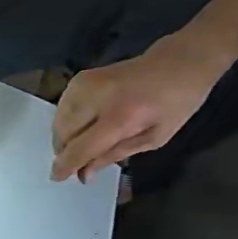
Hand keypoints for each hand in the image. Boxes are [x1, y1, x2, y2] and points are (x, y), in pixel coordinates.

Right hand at [50, 31, 237, 182]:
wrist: (179, 61)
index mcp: (123, 117)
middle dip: (65, 151)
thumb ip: (117, 154)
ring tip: (80, 142)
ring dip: (65, 137)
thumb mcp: (157, 136)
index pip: (82, 147)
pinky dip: (66, 121)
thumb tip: (85, 172)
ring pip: (58, 122)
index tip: (57, 178)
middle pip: (64, 134)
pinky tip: (81, 124)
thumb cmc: (177, 102)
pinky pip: (61, 108)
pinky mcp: (78, 79)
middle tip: (76, 160)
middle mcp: (97, 99)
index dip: (67, 165)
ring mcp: (84, 85)